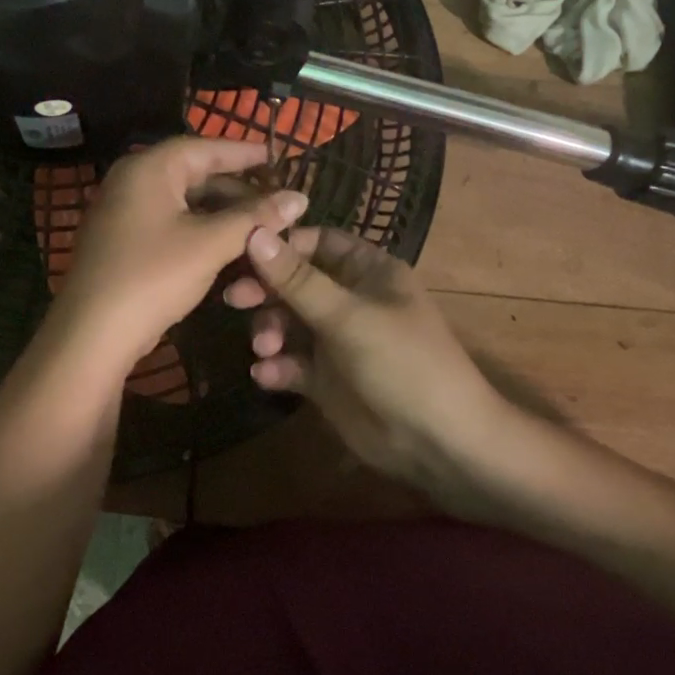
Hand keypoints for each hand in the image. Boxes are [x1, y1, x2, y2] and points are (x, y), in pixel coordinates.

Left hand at [51, 138, 307, 364]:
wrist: (93, 333)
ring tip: (262, 228)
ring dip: (222, 215)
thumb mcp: (210, 244)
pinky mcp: (124, 243)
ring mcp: (124, 213)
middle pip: (195, 174)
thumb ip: (255, 218)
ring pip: (184, 204)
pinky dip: (200, 232)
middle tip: (278, 204)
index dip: (246, 153)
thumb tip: (299, 198)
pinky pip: (170, 225)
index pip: (205, 147)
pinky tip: (229, 249)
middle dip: (238, 191)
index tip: (281, 159)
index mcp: (149, 168)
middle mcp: (132, 181)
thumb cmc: (153, 276)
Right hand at [223, 227, 512, 491]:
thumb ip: (296, 279)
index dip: (281, 245)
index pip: (317, 242)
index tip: (242, 253)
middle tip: (235, 300)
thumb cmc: (402, 362)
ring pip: (288, 322)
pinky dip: (276, 366)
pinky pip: (291, 363)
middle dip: (266, 291)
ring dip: (269, 331)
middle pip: (295, 282)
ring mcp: (338, 341)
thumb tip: (253, 232)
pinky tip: (267, 375)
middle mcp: (352, 300)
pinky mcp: (327, 380)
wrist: (439, 443)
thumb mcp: (347, 316)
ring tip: (265, 348)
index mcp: (369, 272)